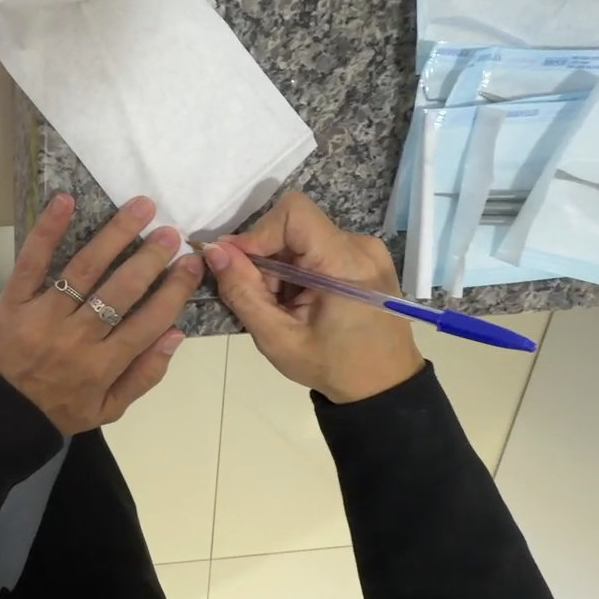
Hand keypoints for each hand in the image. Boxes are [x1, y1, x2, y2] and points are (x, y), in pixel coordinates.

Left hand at [0, 194, 203, 434]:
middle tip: (171, 232)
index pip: (148, 322)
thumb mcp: (108, 409)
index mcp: (103, 365)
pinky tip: (65, 202)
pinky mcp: (14, 301)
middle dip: (150, 258)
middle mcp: (76, 338)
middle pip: (120, 290)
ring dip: (115, 235)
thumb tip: (176, 334)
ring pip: (84, 269)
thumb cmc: (58, 409)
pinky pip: (32, 262)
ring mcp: (43, 316)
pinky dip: (48, 230)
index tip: (192, 263)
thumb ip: (144, 376)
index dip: (174, 291)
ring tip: (141, 207)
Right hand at [203, 193, 422, 403]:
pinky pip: (315, 248)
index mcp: (345, 263)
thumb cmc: (332, 367)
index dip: (257, 232)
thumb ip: (242, 291)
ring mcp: (365, 250)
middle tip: (261, 299)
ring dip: (278, 267)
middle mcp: (360, 245)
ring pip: (301, 238)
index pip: (293, 213)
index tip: (239, 266)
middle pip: (293, 226)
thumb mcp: (277, 338)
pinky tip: (298, 301)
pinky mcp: (362, 258)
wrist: (384, 385)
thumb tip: (214, 250)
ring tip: (281, 306)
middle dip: (265, 258)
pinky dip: (295, 270)